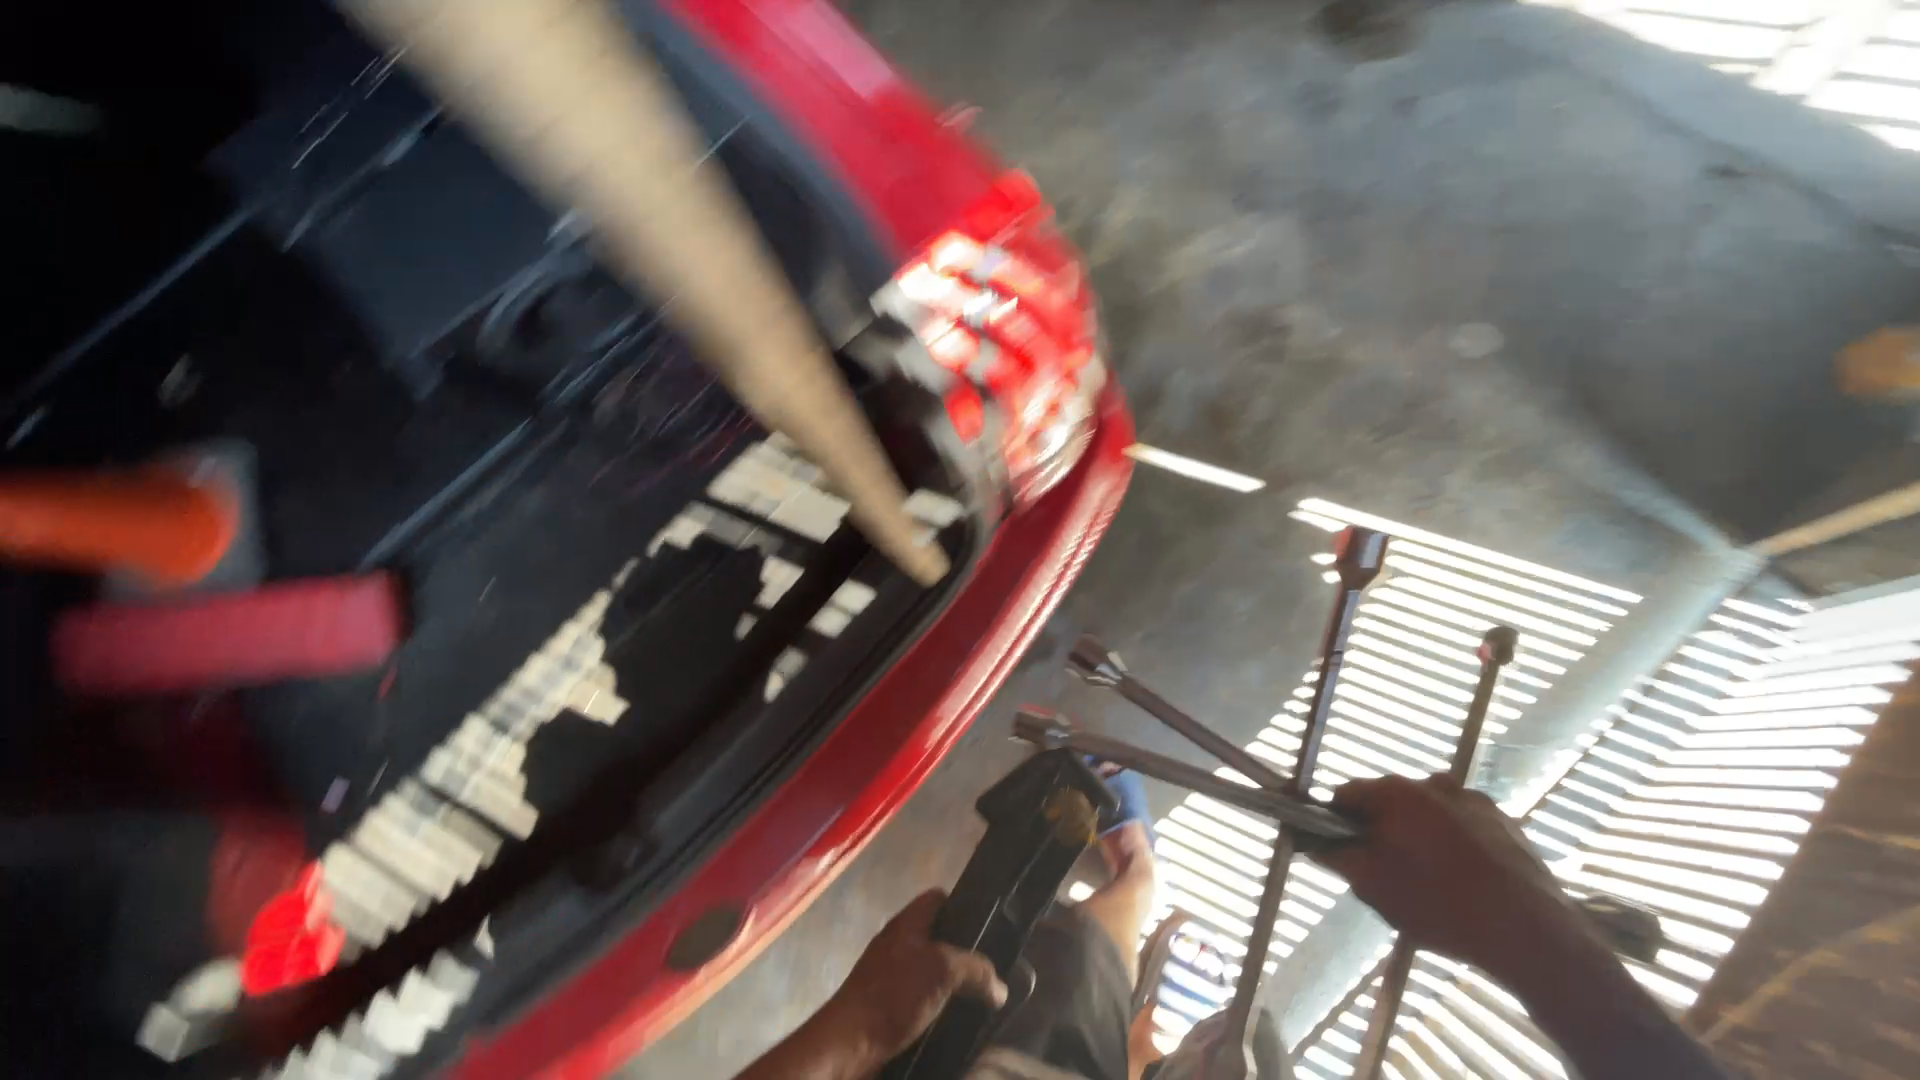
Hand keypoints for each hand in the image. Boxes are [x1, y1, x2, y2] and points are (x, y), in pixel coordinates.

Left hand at [818, 890, 1008, 1063]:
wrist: (850, 1042)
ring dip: (951, 985)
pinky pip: (920, 998)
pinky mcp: (886, 1004)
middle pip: (937, 936)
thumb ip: (976, 970)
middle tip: (987, 971)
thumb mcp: (942, 971)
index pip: (938, 898)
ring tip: (977, 999)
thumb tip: (1000, 988)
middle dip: (962, 954)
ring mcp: (889, 974)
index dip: (962, 905)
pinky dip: (937, 1007)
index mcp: (907, 922)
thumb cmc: (894, 993)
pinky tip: (952, 1020)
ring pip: (930, 970)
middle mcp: (897, 942)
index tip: (986, 927)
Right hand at [1315, 774, 1593, 979]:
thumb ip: (1337, 857)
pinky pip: (1463, 825)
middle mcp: (1432, 784)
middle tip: (1384, 872)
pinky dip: (1455, 843)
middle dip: (1379, 829)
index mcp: (1394, 793)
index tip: (1341, 851)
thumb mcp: (1373, 886)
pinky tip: (1464, 880)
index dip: (1335, 822)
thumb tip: (1312, 843)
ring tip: (1428, 879)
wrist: (1532, 933)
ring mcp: (1473, 800)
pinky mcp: (1506, 822)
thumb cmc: (1439, 904)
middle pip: (1388, 801)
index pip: (1345, 795)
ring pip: (1428, 813)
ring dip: (1418, 835)